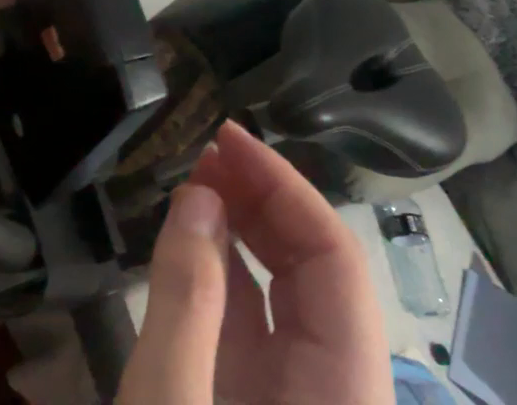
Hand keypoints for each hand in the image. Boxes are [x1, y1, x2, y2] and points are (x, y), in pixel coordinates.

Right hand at [118, 121, 391, 404]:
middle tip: (204, 153)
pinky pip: (242, 331)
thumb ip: (188, 302)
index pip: (337, 262)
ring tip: (193, 185)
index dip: (285, 187)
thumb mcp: (172, 401)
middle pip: (313, 274)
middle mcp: (330, 390)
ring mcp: (287, 401)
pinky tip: (186, 242)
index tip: (228, 138)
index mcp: (344, 392)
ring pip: (277, 301)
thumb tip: (199, 197)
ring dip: (236, 234)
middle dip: (260, 202)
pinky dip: (214, 279)